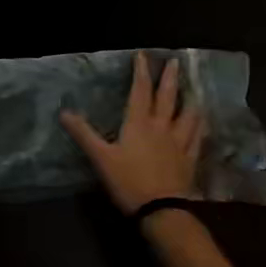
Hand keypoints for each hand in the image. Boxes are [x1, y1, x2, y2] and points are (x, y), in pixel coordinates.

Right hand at [60, 51, 203, 213]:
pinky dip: (200, 126)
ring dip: (189, 100)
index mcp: (138, 123)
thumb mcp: (101, 158)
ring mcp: (179, 142)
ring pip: (187, 115)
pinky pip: (197, 137)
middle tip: (175, 62)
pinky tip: (202, 123)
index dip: (140, 72)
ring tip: (192, 91)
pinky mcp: (189, 159)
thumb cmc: (128, 181)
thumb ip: (83, 134)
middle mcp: (161, 127)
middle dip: (169, 78)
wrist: (161, 210)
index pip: (140, 91)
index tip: (142, 56)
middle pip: (167, 97)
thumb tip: (64, 112)